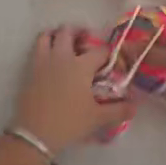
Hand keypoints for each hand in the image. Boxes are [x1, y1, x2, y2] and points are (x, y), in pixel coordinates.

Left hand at [11, 26, 134, 152]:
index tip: (112, 63)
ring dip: (57, 35)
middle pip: (69, 31)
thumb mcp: (97, 118)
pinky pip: (37, 49)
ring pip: (48, 35)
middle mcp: (62, 57)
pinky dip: (45, 47)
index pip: (100, 50)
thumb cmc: (69, 122)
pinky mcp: (30, 70)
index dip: (109, 54)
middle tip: (86, 43)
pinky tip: (52, 61)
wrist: (35, 133)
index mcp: (81, 65)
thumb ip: (119, 110)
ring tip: (66, 45)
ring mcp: (43, 61)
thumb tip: (135, 106)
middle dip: (79, 33)